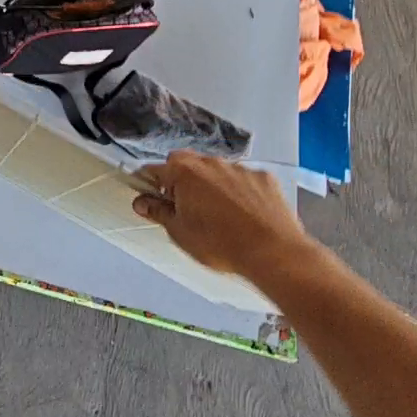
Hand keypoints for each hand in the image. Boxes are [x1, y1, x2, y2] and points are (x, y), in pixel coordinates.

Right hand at [131, 151, 314, 280]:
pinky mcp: (264, 178)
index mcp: (183, 171)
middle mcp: (210, 162)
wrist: (274, 253)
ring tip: (219, 215)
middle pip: (186, 164)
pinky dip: (239, 191)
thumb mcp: (180, 232)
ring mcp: (239, 168)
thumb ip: (158, 212)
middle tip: (185, 208)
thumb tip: (141, 202)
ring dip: (211, 185)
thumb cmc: (221, 244)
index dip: (149, 184)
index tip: (150, 198)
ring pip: (215, 171)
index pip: (154, 170)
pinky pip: (243, 179)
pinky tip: (244, 214)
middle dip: (181, 181)